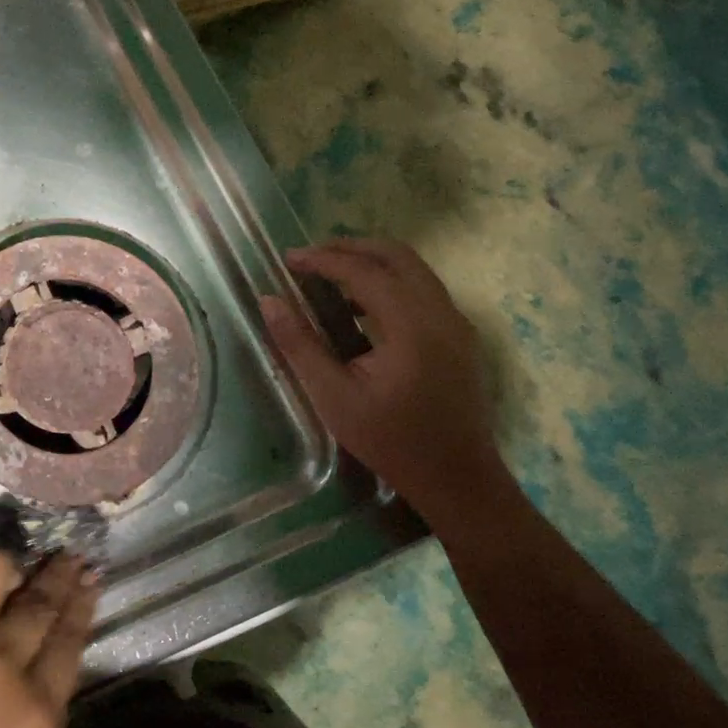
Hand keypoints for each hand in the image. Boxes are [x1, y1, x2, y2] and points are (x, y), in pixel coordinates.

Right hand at [261, 238, 505, 517]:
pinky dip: (389, 282)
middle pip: (397, 255)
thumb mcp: (333, 397)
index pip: (364, 271)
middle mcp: (441, 313)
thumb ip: (299, 345)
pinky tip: (360, 308)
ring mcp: (456, 324)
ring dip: (371, 263)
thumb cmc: (391, 441)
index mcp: (412, 326)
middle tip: (311, 258)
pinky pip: (423, 290)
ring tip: (329, 278)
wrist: (458, 480)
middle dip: (351, 248)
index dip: (323, 260)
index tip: (288, 260)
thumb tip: (269, 300)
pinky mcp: (459, 336)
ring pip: (414, 269)